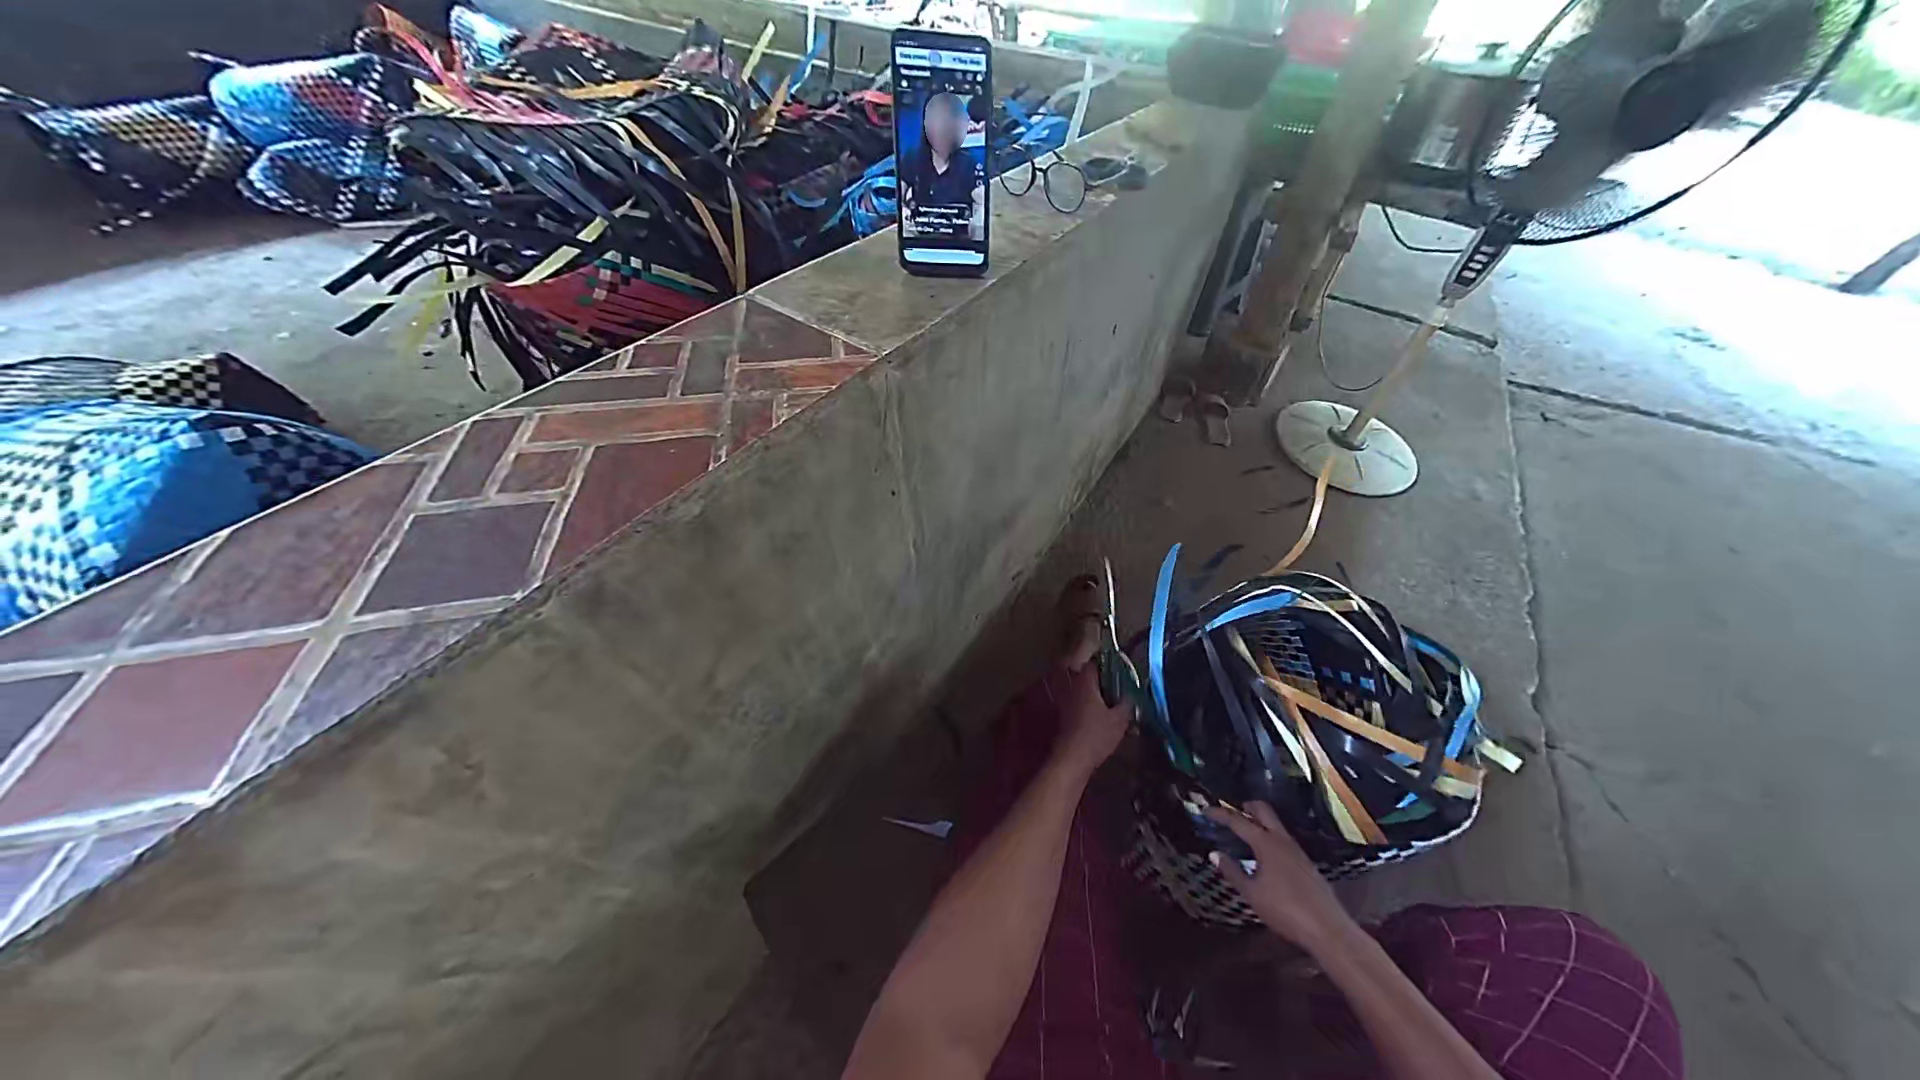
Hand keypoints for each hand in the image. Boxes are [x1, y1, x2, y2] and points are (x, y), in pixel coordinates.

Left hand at [1053, 659, 1130, 774]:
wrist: (1071, 759)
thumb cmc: (1096, 735)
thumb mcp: (1120, 719)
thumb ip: (1127, 702)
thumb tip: (1131, 694)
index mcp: (1084, 681)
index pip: (1095, 663)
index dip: (1110, 666)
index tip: (1122, 673)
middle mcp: (1071, 686)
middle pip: (1089, 677)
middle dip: (1105, 683)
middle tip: (1121, 693)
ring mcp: (1064, 701)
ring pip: (1084, 692)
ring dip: (1098, 697)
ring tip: (1115, 710)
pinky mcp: (1062, 716)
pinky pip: (1078, 705)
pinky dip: (1090, 709)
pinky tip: (1104, 722)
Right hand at [1206, 802, 1355, 947]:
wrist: (1328, 929)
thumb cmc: (1285, 910)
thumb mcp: (1252, 893)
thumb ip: (1232, 871)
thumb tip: (1214, 854)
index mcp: (1266, 843)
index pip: (1238, 821)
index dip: (1220, 814)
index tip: (1206, 811)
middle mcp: (1282, 840)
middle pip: (1263, 810)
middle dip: (1245, 806)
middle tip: (1230, 811)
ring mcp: (1297, 851)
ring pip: (1276, 824)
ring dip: (1259, 821)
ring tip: (1244, 831)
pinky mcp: (1306, 863)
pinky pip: (1283, 839)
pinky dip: (1270, 836)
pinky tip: (1265, 854)